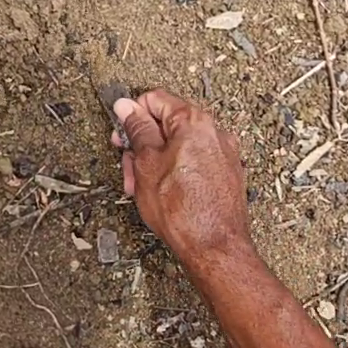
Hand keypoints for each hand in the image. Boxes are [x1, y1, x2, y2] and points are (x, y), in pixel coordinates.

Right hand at [112, 90, 253, 261]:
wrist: (214, 248)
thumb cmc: (182, 210)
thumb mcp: (145, 162)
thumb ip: (137, 129)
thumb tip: (126, 107)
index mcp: (194, 121)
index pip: (155, 99)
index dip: (132, 115)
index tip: (121, 133)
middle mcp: (214, 132)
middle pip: (167, 124)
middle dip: (142, 143)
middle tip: (128, 164)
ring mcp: (223, 154)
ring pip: (178, 145)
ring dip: (154, 161)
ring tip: (142, 187)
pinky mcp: (225, 174)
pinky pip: (192, 161)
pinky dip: (174, 170)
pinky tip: (162, 192)